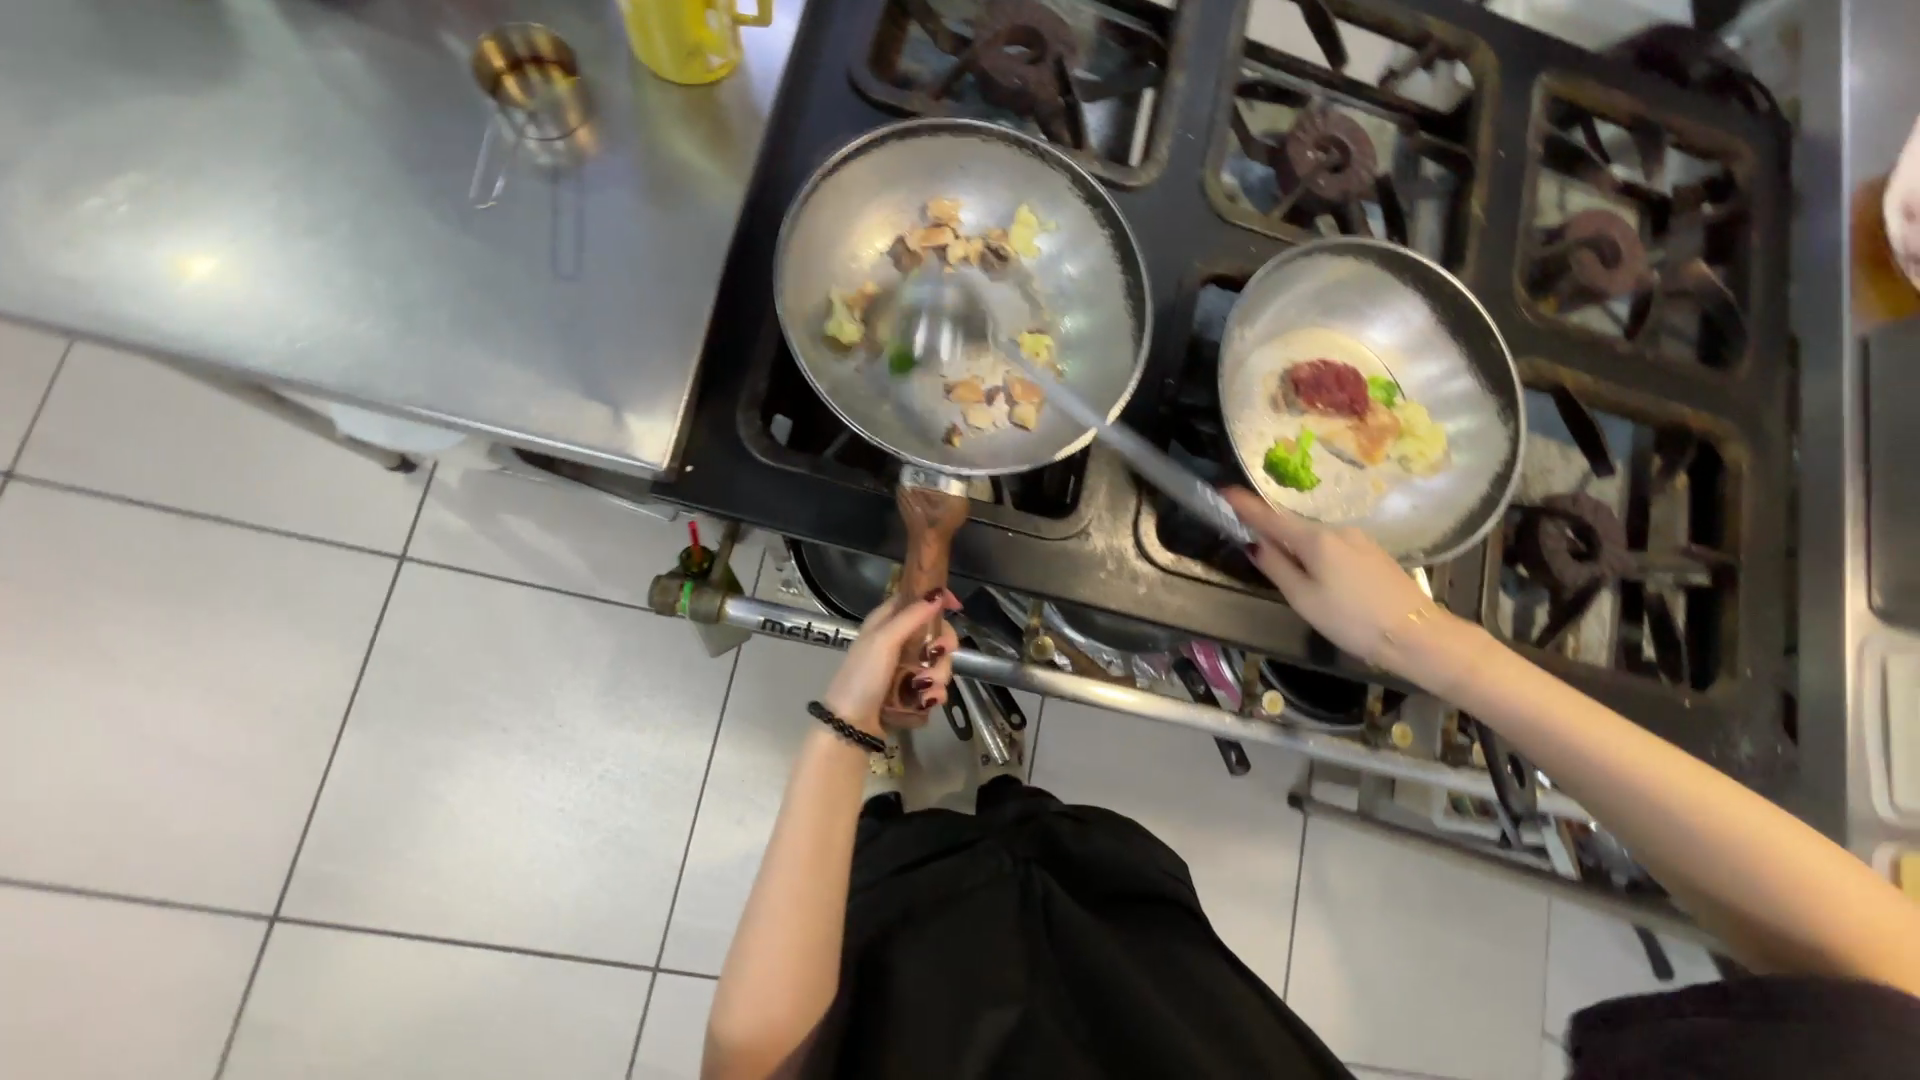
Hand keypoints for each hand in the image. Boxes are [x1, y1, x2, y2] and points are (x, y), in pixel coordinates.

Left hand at [822, 589, 961, 734]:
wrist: (851, 724)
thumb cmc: (863, 676)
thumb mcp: (883, 641)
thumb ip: (911, 616)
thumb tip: (938, 594)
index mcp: (887, 622)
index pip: (915, 599)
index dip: (935, 599)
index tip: (956, 607)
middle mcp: (899, 642)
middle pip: (936, 634)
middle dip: (942, 647)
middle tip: (935, 655)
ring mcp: (907, 668)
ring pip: (940, 663)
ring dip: (937, 675)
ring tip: (921, 688)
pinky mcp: (913, 692)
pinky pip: (937, 687)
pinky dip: (934, 694)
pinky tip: (924, 702)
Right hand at [1222, 487, 1455, 676]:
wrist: (1415, 634)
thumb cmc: (1351, 619)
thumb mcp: (1303, 598)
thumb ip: (1276, 567)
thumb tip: (1254, 544)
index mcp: (1315, 540)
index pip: (1271, 518)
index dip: (1247, 505)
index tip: (1226, 490)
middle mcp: (1337, 531)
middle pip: (1294, 528)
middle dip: (1274, 535)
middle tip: (1258, 553)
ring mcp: (1360, 540)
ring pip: (1316, 540)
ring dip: (1299, 550)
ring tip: (1295, 579)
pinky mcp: (1374, 553)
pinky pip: (1335, 548)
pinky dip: (1319, 556)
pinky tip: (1324, 580)